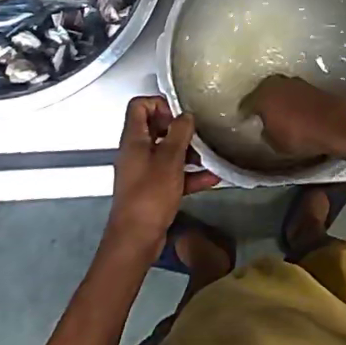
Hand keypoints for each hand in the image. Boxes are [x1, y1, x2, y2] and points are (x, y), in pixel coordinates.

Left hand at [107, 96, 218, 255]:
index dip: (159, 104)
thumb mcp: (169, 159)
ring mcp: (143, 172)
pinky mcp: (151, 191)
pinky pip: (171, 175)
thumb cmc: (150, 194)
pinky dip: (188, 175)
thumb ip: (179, 133)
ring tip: (209, 156)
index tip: (178, 115)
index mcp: (134, 138)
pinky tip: (211, 178)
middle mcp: (136, 151)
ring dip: (188, 153)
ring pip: (166, 153)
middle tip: (197, 135)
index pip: (139, 105)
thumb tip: (186, 115)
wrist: (136, 240)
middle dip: (179, 130)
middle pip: (155, 128)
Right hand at [240, 75, 345, 160]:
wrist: (335, 124)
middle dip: (260, 101)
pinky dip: (291, 100)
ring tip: (278, 112)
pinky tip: (293, 110)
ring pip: (279, 90)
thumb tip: (266, 127)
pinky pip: (293, 92)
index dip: (244, 112)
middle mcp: (275, 83)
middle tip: (259, 113)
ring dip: (277, 99)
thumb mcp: (276, 144)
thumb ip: (266, 133)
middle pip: (262, 91)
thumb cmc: (300, 135)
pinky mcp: (309, 85)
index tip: (242, 119)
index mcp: (262, 95)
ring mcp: (294, 81)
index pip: (247, 103)